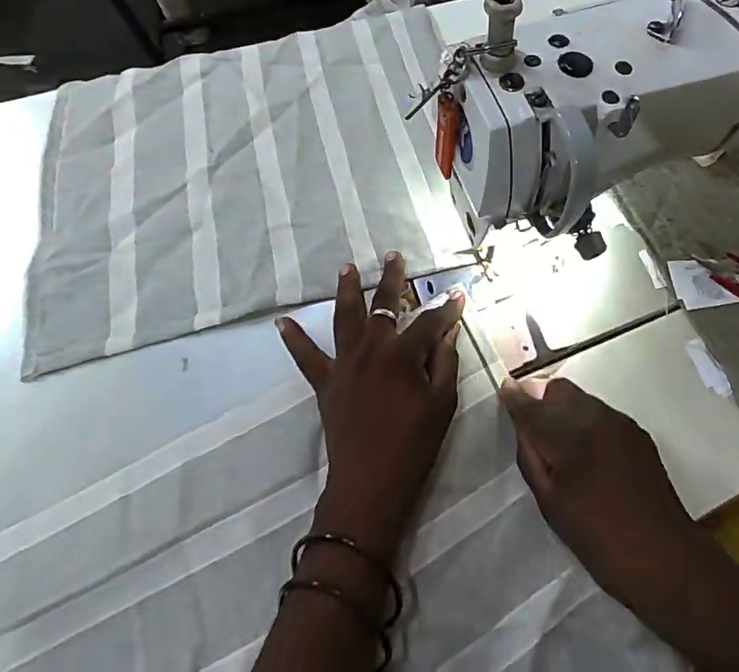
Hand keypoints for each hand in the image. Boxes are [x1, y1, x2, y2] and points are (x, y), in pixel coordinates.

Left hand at [278, 253, 465, 559]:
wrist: (371, 483)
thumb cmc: (414, 446)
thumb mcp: (442, 405)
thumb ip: (444, 362)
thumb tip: (447, 329)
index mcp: (403, 355)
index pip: (429, 322)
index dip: (446, 307)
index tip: (457, 291)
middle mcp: (371, 349)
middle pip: (383, 306)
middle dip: (391, 279)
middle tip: (394, 256)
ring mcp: (344, 363)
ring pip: (346, 317)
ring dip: (347, 290)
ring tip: (347, 268)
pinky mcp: (325, 381)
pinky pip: (306, 356)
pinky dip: (294, 338)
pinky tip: (281, 321)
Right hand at [503, 380, 738, 670]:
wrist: (668, 561)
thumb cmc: (599, 539)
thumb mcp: (549, 502)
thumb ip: (530, 454)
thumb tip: (519, 423)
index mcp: (569, 436)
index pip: (530, 403)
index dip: (513, 396)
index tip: (503, 392)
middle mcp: (595, 418)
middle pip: (557, 389)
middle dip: (540, 400)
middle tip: (533, 427)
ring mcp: (620, 422)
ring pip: (580, 398)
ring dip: (564, 409)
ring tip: (561, 443)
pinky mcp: (637, 433)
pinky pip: (600, 412)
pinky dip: (586, 421)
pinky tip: (588, 451)